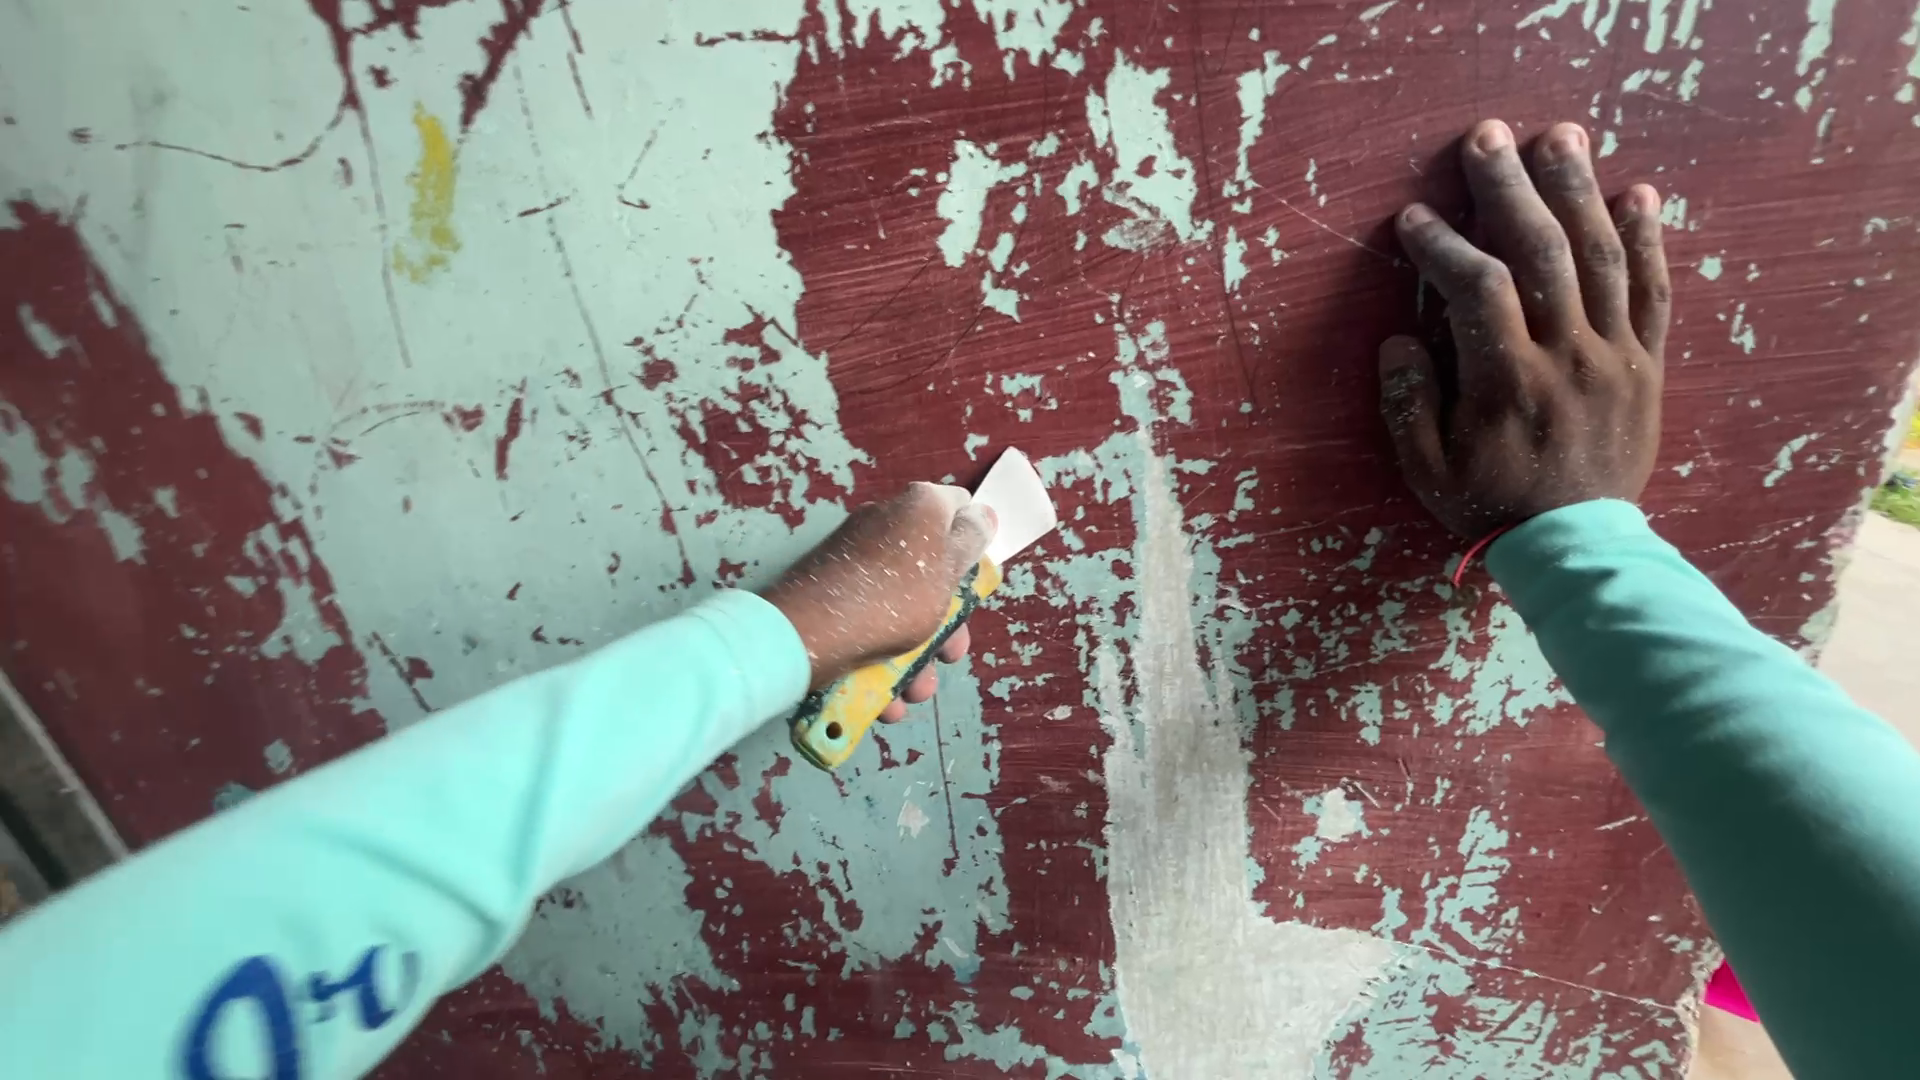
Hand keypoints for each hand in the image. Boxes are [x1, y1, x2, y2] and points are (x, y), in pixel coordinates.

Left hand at [763, 482, 996, 719]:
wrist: (810, 632)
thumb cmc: (895, 598)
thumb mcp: (947, 572)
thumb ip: (969, 542)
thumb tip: (983, 512)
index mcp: (918, 509)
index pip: (957, 508)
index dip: (972, 542)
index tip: (975, 578)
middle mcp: (886, 524)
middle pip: (932, 569)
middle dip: (947, 622)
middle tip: (949, 655)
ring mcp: (856, 559)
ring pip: (902, 605)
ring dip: (916, 655)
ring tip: (915, 690)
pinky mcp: (833, 591)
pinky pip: (870, 620)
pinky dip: (881, 659)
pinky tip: (887, 697)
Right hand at [1380, 118, 1670, 537]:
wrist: (1574, 541)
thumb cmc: (1484, 502)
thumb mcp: (1422, 466)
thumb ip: (1407, 402)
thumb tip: (1399, 339)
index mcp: (1507, 381)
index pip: (1478, 291)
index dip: (1444, 246)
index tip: (1413, 219)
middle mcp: (1569, 355)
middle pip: (1544, 253)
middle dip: (1511, 189)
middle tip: (1487, 139)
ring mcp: (1616, 354)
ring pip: (1603, 257)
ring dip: (1579, 190)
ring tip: (1558, 138)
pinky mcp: (1646, 362)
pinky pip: (1655, 290)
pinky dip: (1650, 237)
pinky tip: (1637, 192)